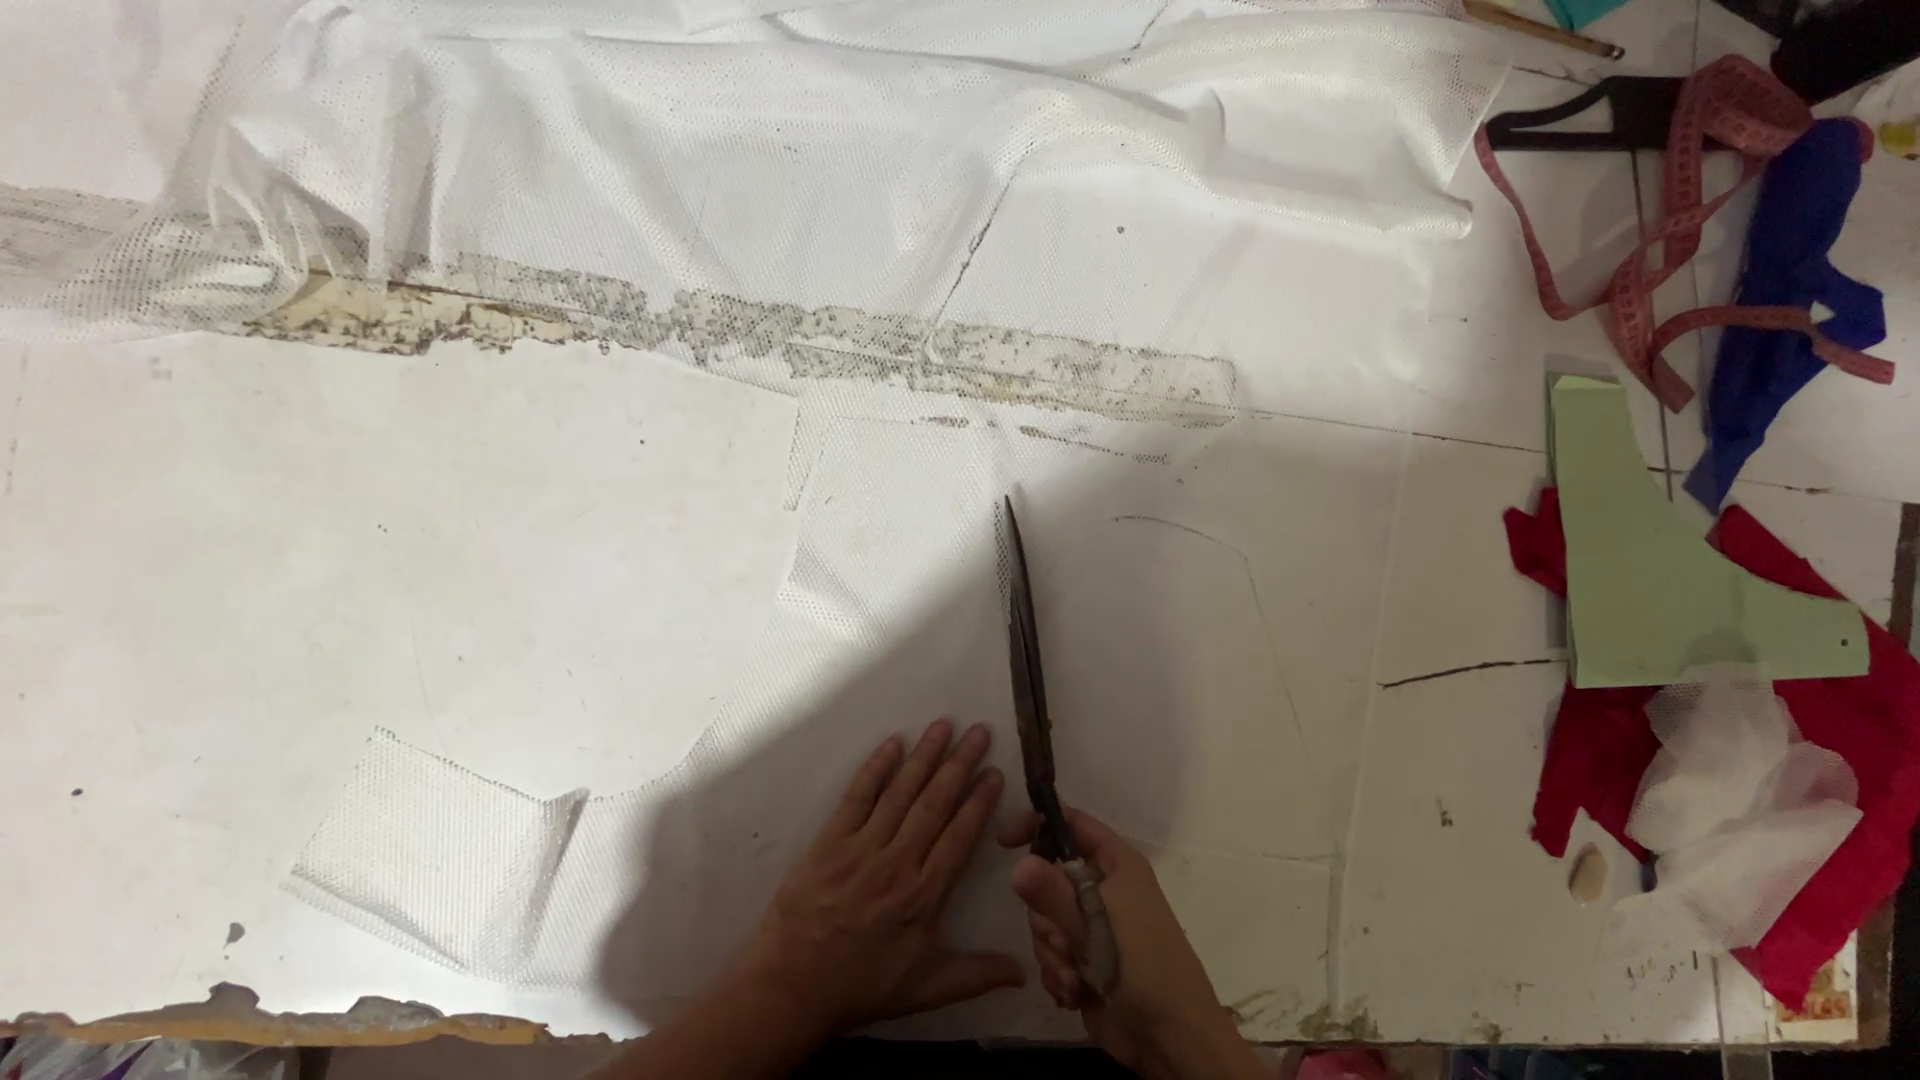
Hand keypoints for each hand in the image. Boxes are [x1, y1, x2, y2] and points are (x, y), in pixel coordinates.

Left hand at [732, 719, 1025, 1038]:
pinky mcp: (829, 841)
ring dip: (924, 756)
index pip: (960, 836)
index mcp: (924, 896)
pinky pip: (856, 797)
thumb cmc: (861, 986)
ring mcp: (861, 848)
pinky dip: (875, 768)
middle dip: (960, 764)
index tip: (995, 772)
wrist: (791, 987)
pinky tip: (893, 743)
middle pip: (935, 803)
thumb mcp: (925, 989)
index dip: (980, 801)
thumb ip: (976, 976)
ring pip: (900, 792)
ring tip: (944, 725)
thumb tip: (1025, 974)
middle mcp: (896, 863)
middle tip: (980, 731)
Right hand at [1001, 807, 1265, 1079]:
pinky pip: (1052, 953)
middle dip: (1046, 917)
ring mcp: (1094, 926)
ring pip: (1046, 920)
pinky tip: (1074, 993)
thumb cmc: (1143, 967)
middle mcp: (1103, 888)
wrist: (1171, 1039)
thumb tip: (1017, 864)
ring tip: (1075, 978)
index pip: (1070, 823)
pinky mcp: (1085, 960)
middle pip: (1048, 878)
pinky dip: (1057, 973)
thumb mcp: (1095, 926)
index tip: (1004, 842)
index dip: (1036, 824)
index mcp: (1115, 864)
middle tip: (1064, 943)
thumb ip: (1053, 894)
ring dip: (1052, 952)